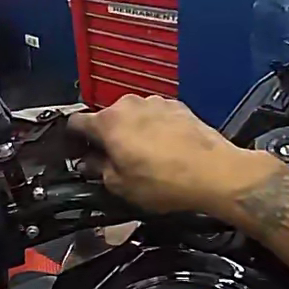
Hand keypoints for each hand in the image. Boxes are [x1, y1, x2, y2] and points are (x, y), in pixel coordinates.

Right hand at [67, 95, 280, 219]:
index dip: (74, 139)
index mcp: (107, 122)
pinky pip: (156, 116)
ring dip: (133, 132)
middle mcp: (129, 105)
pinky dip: (155, 129)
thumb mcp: (120, 186)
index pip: (76, 122)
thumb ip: (98, 169)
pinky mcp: (177, 106)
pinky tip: (165, 150)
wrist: (214, 173)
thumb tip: (90, 162)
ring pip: (133, 116)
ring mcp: (155, 103)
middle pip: (107, 118)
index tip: (79, 152)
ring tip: (145, 158)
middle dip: (107, 137)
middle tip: (115, 161)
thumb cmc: (165, 181)